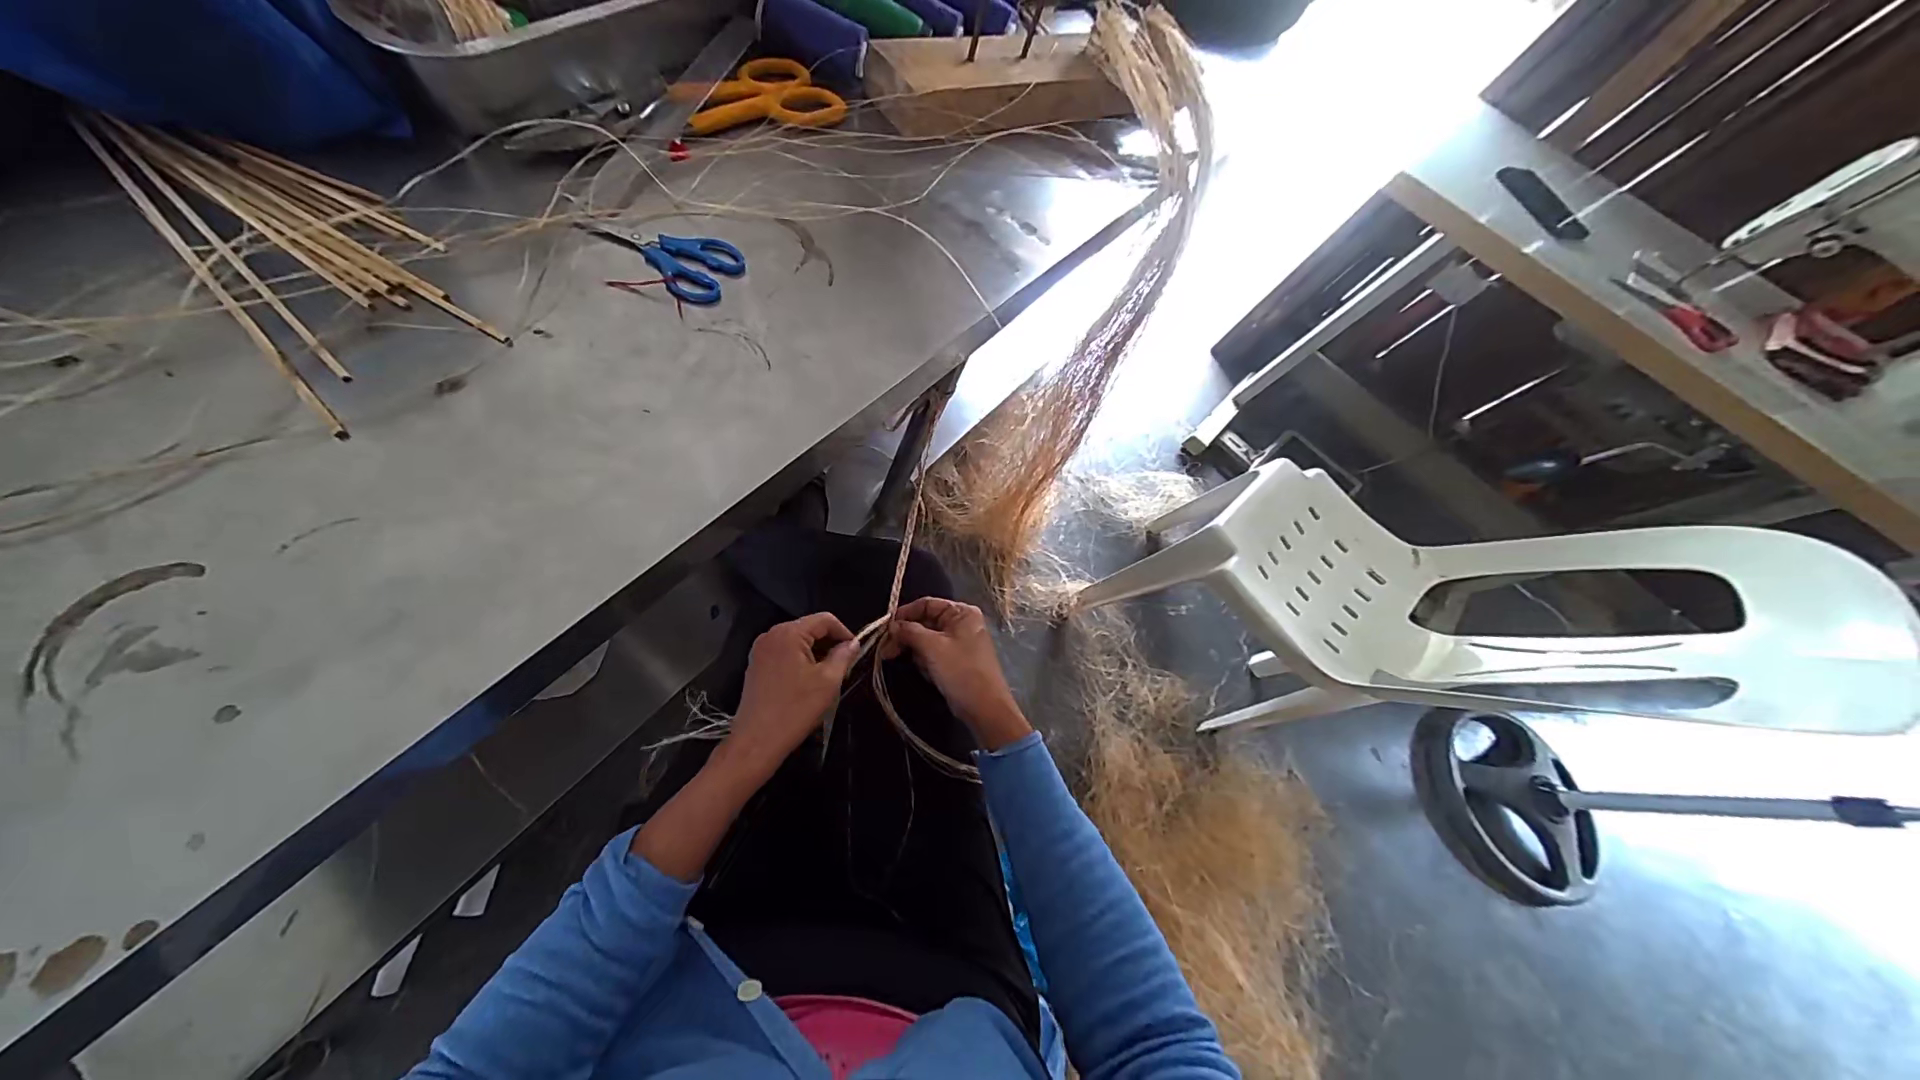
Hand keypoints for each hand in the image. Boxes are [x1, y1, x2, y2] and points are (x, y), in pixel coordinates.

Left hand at [721, 612, 859, 783]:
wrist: (757, 741)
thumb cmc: (795, 710)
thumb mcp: (828, 681)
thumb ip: (843, 656)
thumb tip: (852, 644)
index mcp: (788, 633)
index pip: (824, 619)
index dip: (844, 632)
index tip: (856, 651)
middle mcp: (770, 635)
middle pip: (809, 628)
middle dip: (830, 643)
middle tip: (845, 666)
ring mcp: (760, 650)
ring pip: (797, 642)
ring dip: (816, 653)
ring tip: (828, 676)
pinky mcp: (756, 666)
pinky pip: (784, 653)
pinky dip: (800, 661)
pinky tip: (808, 682)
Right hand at [886, 597, 1031, 749]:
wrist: (984, 708)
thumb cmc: (960, 671)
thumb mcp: (932, 647)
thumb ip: (909, 631)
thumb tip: (892, 625)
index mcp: (962, 613)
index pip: (926, 604)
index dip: (904, 614)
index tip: (885, 629)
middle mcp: (962, 623)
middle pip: (925, 622)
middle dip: (907, 636)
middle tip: (886, 651)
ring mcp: (960, 643)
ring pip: (927, 640)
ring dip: (917, 652)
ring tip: (918, 666)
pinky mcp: (956, 661)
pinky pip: (934, 654)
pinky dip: (926, 662)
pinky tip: (929, 674)